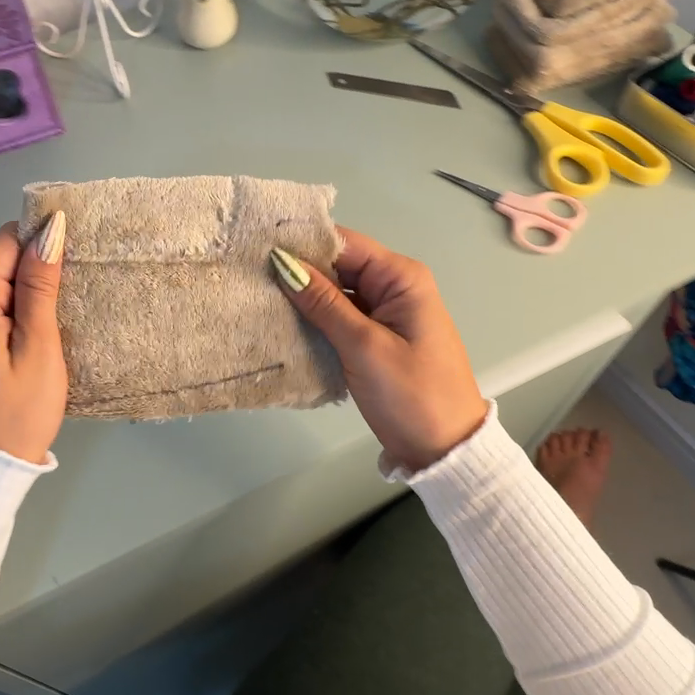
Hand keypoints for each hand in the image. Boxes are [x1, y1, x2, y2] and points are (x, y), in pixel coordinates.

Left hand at [0, 216, 68, 464]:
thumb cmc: (19, 410)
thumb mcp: (39, 347)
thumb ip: (40, 285)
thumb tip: (50, 230)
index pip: (5, 241)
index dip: (41, 244)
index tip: (72, 268)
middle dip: (34, 268)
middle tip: (68, 300)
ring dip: (25, 289)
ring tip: (53, 319)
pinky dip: (12, 305)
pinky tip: (32, 329)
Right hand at [272, 228, 487, 474]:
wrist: (444, 450)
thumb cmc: (412, 395)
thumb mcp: (364, 346)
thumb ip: (323, 303)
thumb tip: (283, 262)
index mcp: (401, 278)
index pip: (344, 244)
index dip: (303, 244)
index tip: (258, 250)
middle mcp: (394, 286)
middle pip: (338, 265)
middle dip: (299, 270)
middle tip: (249, 275)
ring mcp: (385, 313)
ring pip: (335, 291)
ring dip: (303, 296)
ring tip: (256, 295)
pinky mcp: (375, 337)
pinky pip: (340, 315)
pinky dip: (315, 318)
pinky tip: (282, 321)